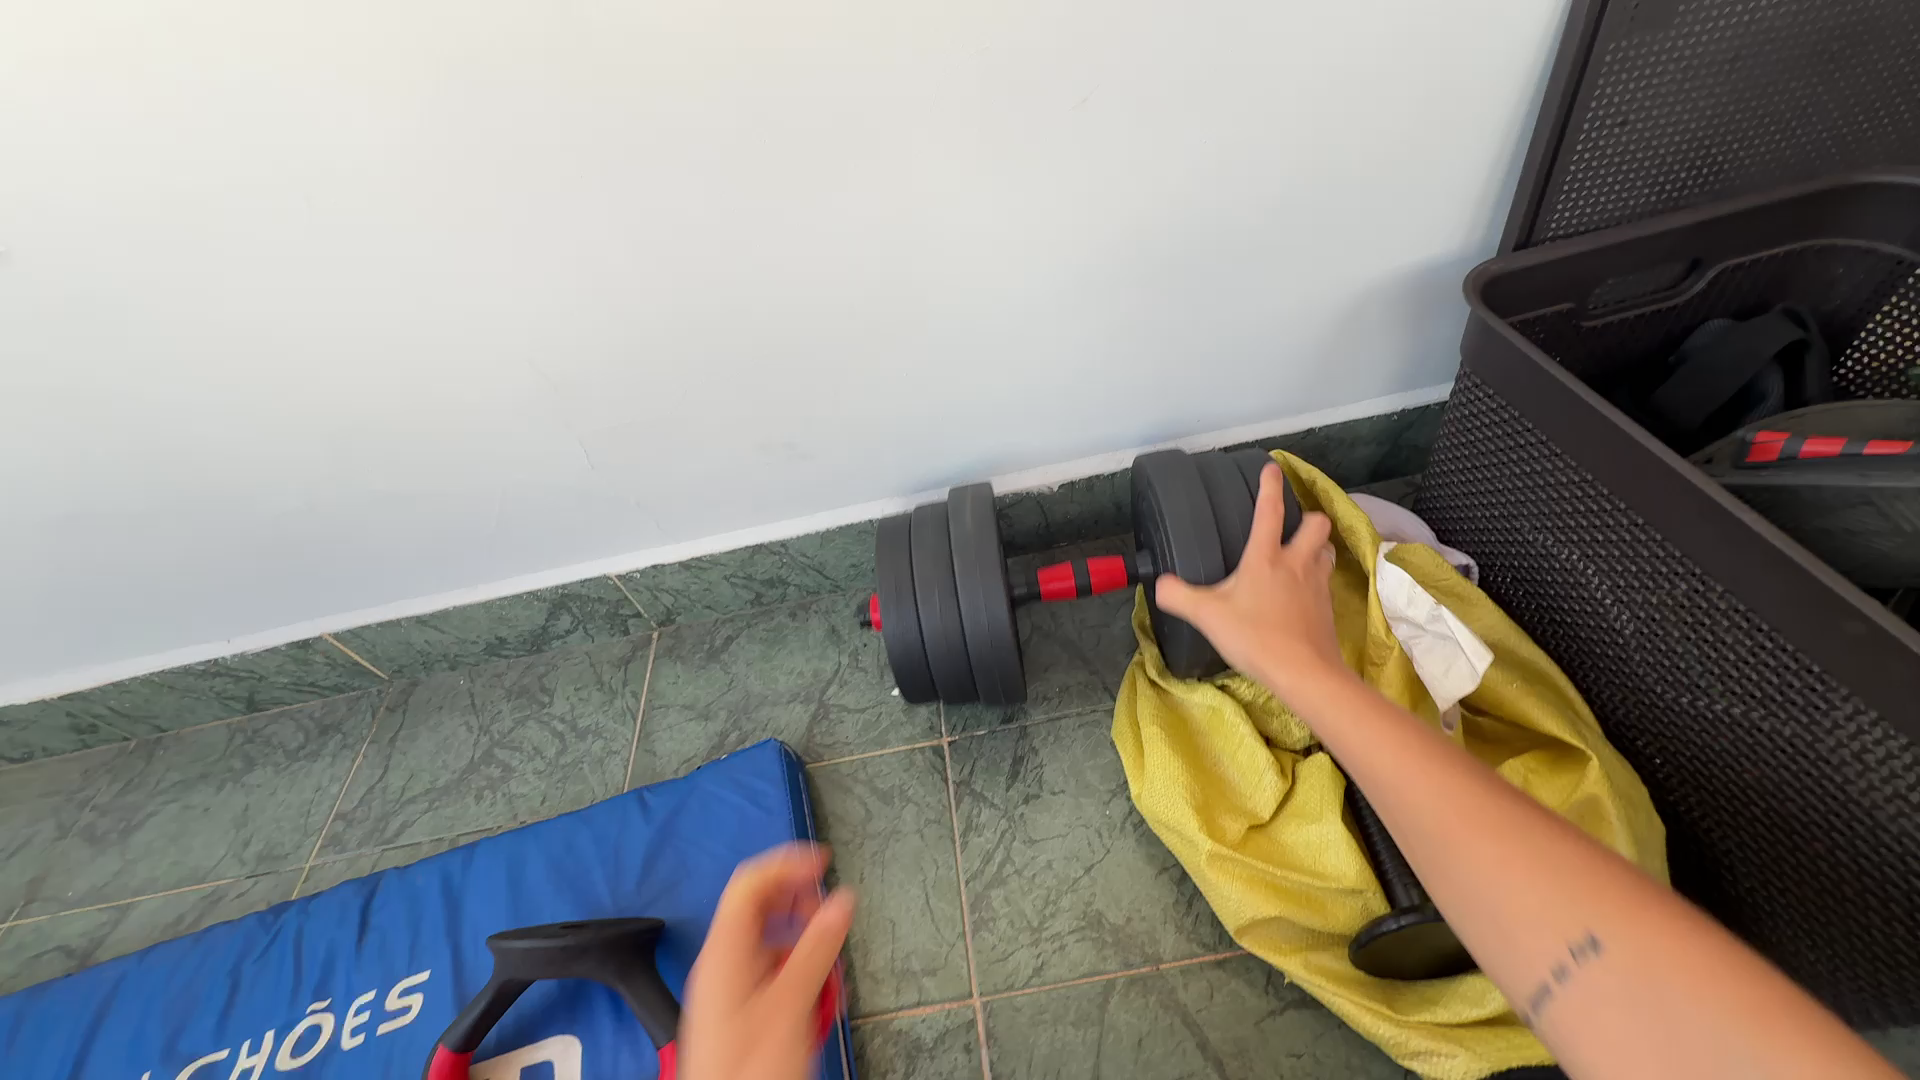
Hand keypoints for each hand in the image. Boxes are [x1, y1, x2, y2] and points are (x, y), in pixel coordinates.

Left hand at [679, 843, 856, 1079]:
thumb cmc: (753, 1068)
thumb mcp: (790, 1007)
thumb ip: (817, 948)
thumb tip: (843, 897)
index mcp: (725, 950)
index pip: (751, 882)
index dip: (788, 863)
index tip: (827, 862)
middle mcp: (722, 961)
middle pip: (760, 907)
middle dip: (801, 904)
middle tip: (834, 916)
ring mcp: (729, 987)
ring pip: (770, 940)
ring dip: (804, 942)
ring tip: (832, 966)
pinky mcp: (738, 1011)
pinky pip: (770, 971)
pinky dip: (798, 970)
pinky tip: (819, 996)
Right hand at [1154, 462, 1348, 703]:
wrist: (1305, 672)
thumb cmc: (1255, 637)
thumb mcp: (1207, 616)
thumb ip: (1178, 596)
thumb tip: (1160, 584)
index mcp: (1265, 557)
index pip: (1269, 511)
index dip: (1269, 486)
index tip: (1271, 467)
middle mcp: (1296, 563)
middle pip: (1316, 524)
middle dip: (1307, 517)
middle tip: (1291, 525)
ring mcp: (1316, 585)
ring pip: (1325, 551)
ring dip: (1315, 546)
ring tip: (1299, 554)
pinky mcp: (1327, 608)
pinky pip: (1325, 580)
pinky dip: (1315, 578)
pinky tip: (1301, 592)